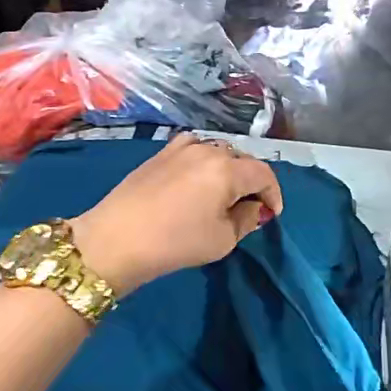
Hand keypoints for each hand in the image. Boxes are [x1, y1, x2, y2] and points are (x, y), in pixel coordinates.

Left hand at [70, 134, 282, 294]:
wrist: (118, 237)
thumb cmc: (176, 241)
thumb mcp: (223, 239)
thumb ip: (245, 219)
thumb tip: (251, 206)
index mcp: (227, 168)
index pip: (263, 173)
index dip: (273, 194)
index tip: (271, 214)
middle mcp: (205, 150)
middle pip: (240, 158)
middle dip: (250, 181)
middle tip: (248, 207)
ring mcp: (178, 148)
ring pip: (215, 150)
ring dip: (226, 168)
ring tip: (222, 193)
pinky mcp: (158, 154)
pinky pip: (190, 148)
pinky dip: (201, 159)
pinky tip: (195, 179)